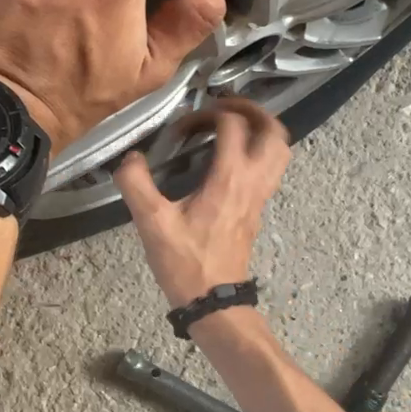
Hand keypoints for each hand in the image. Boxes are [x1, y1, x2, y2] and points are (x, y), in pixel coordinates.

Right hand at [113, 99, 290, 305]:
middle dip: (251, 111)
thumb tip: (129, 158)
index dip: (207, 114)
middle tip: (223, 108)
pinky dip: (260, 152)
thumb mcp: (152, 224)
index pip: (232, 125)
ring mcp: (261, 196)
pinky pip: (272, 168)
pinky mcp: (258, 209)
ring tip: (233, 127)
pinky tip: (232, 158)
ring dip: (262, 130)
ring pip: (280, 150)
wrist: (215, 303)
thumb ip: (136, 184)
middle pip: (274, 131)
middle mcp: (253, 182)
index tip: (182, 127)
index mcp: (229, 178)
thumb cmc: (186, 263)